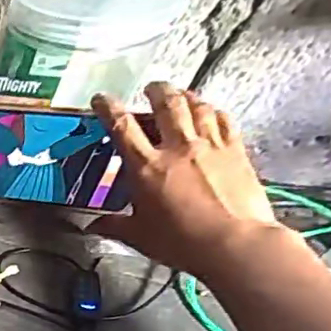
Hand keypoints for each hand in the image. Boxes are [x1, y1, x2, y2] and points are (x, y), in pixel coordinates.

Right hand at [91, 82, 286, 279]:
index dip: (109, 108)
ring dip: (186, 96)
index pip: (122, 127)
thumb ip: (114, 225)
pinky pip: (224, 120)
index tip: (102, 99)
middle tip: (151, 88)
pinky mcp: (236, 150)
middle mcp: (178, 148)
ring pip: (197, 106)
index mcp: (146, 167)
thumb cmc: (180, 241)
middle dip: (157, 91)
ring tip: (181, 95)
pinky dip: (214, 112)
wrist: (233, 242)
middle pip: (166, 104)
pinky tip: (211, 113)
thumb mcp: (138, 235)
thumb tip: (94, 226)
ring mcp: (210, 145)